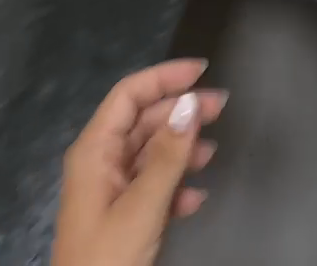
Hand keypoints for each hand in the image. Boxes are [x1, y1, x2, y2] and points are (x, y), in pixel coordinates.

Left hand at [51, 60, 227, 265]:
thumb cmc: (108, 259)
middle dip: (180, 112)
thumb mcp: (141, 207)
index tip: (201, 71)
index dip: (164, 77)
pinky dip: (176, 187)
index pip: (129, 94)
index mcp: (94, 149)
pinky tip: (198, 197)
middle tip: (222, 107)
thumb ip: (167, 155)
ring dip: (182, 149)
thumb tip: (190, 103)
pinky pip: (152, 188)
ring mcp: (110, 191)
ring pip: (150, 154)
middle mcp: (100, 162)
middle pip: (143, 121)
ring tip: (214, 152)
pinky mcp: (122, 219)